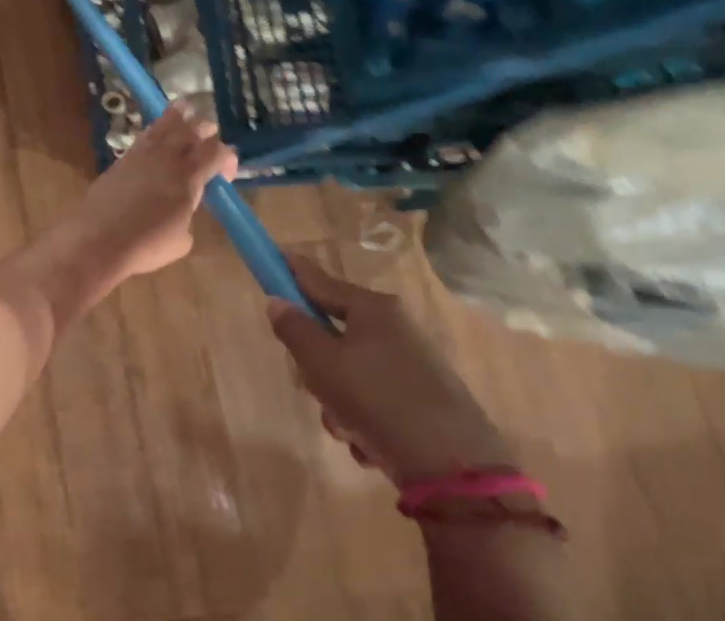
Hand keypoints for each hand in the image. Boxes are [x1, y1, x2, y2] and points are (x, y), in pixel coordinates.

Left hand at [64, 99, 237, 278]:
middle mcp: (167, 159)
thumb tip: (181, 211)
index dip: (227, 157)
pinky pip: (143, 137)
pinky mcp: (120, 160)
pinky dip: (154, 129)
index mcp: (189, 177)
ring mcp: (141, 156)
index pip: (216, 153)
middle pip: (191, 131)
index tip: (226, 173)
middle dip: (204, 130)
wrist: (98, 239)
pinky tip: (156, 130)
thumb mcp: (181, 239)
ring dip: (177, 117)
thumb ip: (187, 217)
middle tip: (209, 133)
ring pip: (164, 127)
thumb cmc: (145, 245)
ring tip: (185, 106)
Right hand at [267, 255, 512, 483]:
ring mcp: (413, 365)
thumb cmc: (377, 400)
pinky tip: (369, 444)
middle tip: (311, 384)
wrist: (454, 467)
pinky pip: (374, 400)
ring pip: (349, 372)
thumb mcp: (321, 363)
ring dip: (337, 401)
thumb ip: (294, 329)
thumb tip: (278, 301)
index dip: (290, 271)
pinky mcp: (424, 400)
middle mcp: (396, 329)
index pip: (319, 280)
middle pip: (332, 333)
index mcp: (373, 309)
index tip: (270, 258)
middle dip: (316, 364)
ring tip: (346, 427)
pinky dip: (364, 419)